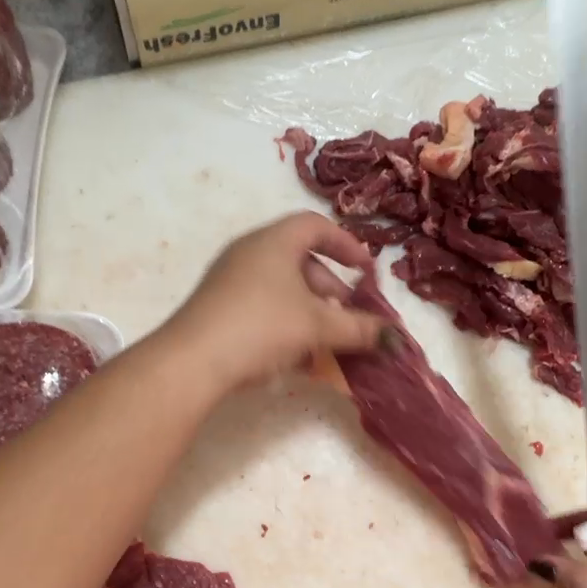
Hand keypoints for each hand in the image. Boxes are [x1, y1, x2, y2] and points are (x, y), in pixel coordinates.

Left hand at [158, 212, 389, 391]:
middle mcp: (250, 253)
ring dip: (310, 312)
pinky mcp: (219, 310)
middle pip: (300, 260)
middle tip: (348, 314)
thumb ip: (358, 329)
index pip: (316, 226)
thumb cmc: (261, 327)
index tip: (366, 270)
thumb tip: (392, 336)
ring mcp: (230, 281)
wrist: (194, 362)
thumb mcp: (317, 327)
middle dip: (330, 288)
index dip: (346, 244)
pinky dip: (286, 325)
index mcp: (274, 241)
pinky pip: (263, 308)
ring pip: (281, 288)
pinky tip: (298, 358)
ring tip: (327, 341)